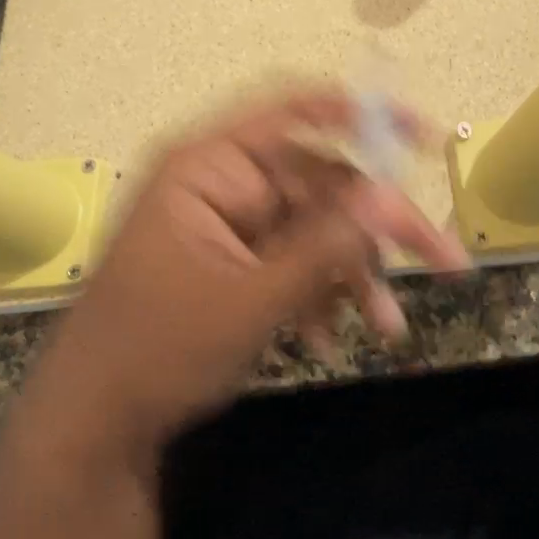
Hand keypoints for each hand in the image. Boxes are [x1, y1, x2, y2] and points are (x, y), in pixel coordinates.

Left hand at [27, 89, 467, 446]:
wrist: (94, 424)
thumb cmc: (159, 351)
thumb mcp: (252, 300)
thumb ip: (325, 246)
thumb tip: (392, 197)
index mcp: (210, 168)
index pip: (295, 113)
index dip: (365, 117)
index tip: (425, 140)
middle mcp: (221, 184)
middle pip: (322, 184)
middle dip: (376, 232)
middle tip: (444, 262)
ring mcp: (228, 225)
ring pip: (316, 230)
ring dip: (354, 275)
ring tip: (386, 327)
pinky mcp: (234, 263)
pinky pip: (294, 262)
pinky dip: (320, 295)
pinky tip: (328, 339)